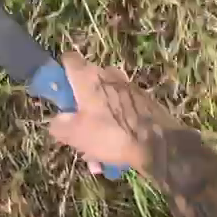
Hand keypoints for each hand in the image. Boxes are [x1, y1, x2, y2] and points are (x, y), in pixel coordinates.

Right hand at [47, 54, 187, 176]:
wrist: (159, 144)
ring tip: (97, 156)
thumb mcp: (75, 134)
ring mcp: (127, 86)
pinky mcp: (143, 100)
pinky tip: (114, 153)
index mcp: (88, 77)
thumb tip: (57, 121)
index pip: (68, 59)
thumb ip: (59, 125)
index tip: (59, 93)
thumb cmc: (111, 133)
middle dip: (80, 110)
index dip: (61, 73)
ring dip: (97, 125)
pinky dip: (114, 127)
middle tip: (77, 134)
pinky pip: (120, 111)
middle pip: (86, 86)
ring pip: (104, 103)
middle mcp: (108, 75)